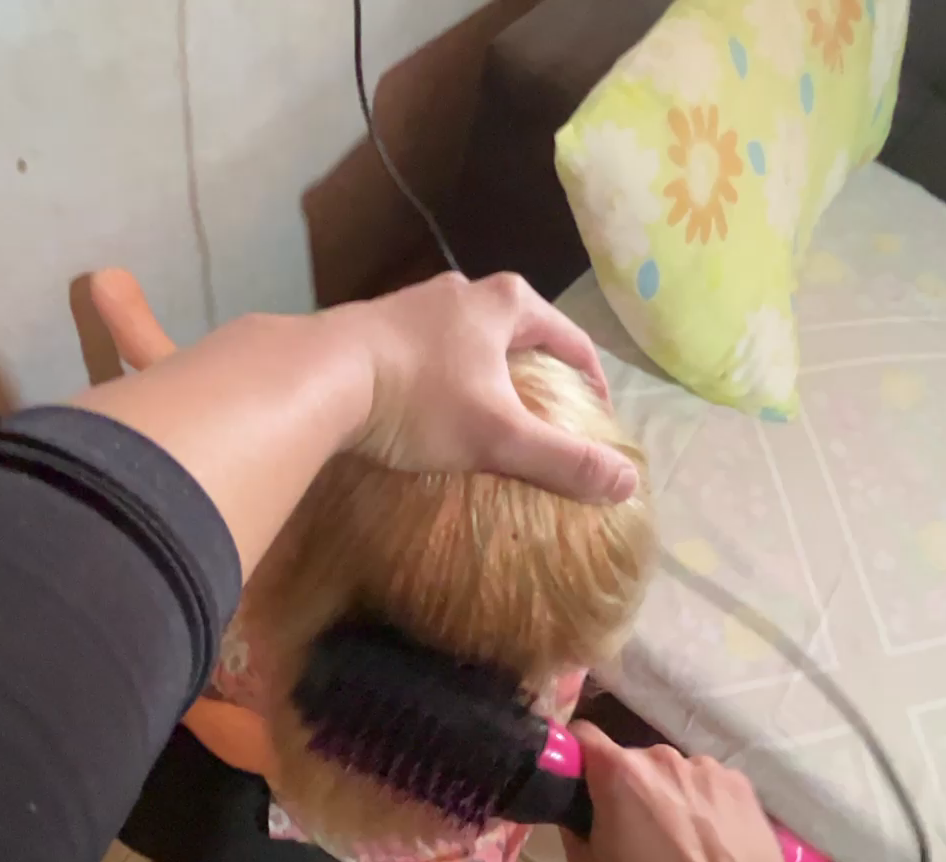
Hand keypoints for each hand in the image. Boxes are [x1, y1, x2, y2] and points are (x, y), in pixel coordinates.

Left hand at [322, 272, 638, 503]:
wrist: (318, 376)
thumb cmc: (420, 398)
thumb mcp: (498, 435)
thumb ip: (563, 460)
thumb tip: (626, 484)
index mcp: (505, 304)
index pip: (571, 340)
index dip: (591, 379)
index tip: (598, 415)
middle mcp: (463, 292)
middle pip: (520, 333)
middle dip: (537, 372)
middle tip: (545, 415)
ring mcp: (415, 304)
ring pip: (470, 339)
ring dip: (487, 372)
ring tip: (489, 412)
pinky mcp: (375, 325)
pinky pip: (429, 351)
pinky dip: (444, 376)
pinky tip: (431, 405)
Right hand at [562, 722, 796, 861]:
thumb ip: (573, 829)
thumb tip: (576, 811)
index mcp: (618, 772)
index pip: (582, 735)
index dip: (576, 756)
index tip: (580, 784)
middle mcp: (660, 757)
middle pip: (631, 760)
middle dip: (627, 787)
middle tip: (634, 832)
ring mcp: (705, 767)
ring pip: (671, 773)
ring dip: (667, 794)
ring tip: (682, 842)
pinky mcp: (740, 784)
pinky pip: (708, 784)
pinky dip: (704, 803)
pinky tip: (713, 842)